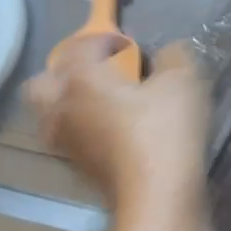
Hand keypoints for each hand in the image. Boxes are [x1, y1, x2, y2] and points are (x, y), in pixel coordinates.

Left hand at [24, 34, 210, 213]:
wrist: (156, 191)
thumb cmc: (167, 131)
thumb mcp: (185, 86)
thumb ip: (176, 60)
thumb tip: (170, 50)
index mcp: (82, 80)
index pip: (81, 47)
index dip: (104, 39)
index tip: (128, 42)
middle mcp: (61, 105)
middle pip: (45, 81)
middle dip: (68, 72)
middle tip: (101, 74)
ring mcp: (64, 138)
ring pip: (52, 111)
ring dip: (72, 102)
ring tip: (105, 105)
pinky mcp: (76, 164)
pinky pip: (69, 136)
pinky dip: (84, 128)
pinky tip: (113, 134)